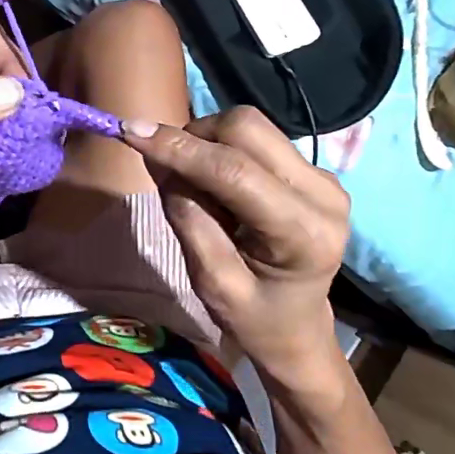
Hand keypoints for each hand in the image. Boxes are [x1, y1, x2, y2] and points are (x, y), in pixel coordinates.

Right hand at [122, 106, 353, 397]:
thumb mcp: (210, 281)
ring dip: (207, 143)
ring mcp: (322, 176)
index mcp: (304, 233)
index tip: (130, 132)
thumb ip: (187, 219)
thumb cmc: (252, 316)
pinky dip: (223, 151)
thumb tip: (158, 159)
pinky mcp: (311, 170)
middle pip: (247, 129)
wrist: (297, 326)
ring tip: (197, 187)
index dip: (179, 147)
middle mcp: (323, 193)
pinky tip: (219, 188)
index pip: (234, 171)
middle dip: (195, 138)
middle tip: (169, 171)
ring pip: (251, 127)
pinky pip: (257, 139)